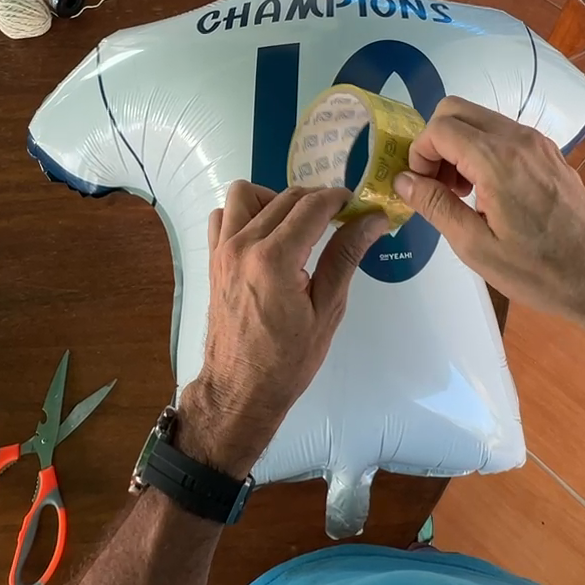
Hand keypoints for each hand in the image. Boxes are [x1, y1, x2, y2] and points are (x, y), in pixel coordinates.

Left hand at [175, 182, 389, 476]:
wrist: (239, 389)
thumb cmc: (288, 359)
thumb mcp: (327, 309)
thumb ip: (346, 256)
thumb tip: (373, 218)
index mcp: (274, 258)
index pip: (312, 206)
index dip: (339, 199)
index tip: (357, 205)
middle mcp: (243, 244)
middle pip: (284, 197)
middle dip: (315, 200)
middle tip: (338, 220)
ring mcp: (222, 248)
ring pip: (246, 194)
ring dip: (274, 199)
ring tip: (296, 226)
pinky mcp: (212, 257)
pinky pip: (223, 215)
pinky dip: (244, 214)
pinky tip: (266, 237)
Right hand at [391, 97, 584, 335]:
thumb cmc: (540, 271)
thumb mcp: (476, 247)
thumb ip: (434, 205)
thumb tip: (401, 180)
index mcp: (497, 160)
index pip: (439, 128)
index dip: (419, 154)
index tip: (421, 188)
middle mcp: (517, 139)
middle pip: (455, 109)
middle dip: (434, 142)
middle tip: (436, 184)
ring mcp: (536, 142)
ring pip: (478, 118)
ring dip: (457, 145)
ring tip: (460, 192)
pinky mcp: (548, 152)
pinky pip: (500, 133)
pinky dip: (480, 149)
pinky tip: (486, 191)